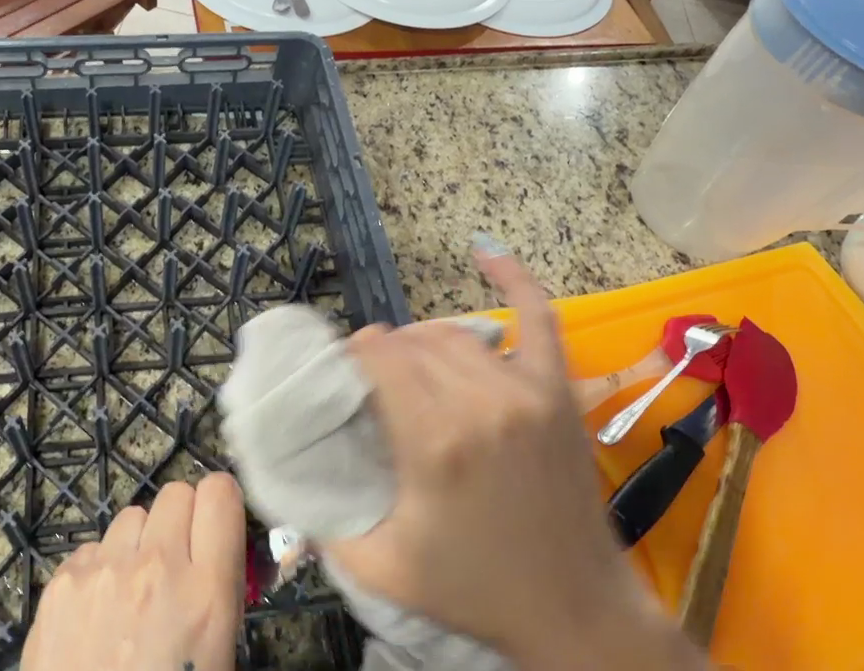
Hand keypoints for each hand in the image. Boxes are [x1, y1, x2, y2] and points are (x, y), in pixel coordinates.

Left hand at [22, 474, 246, 670]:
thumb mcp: (217, 653)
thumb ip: (220, 592)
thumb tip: (219, 554)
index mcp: (207, 592)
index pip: (220, 494)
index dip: (220, 507)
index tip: (216, 527)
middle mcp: (157, 567)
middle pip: (176, 493)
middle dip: (181, 521)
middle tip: (177, 563)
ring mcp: (104, 570)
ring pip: (133, 516)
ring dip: (140, 542)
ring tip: (134, 591)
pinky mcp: (61, 581)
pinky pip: (93, 546)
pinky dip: (101, 567)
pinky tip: (99, 610)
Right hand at [323, 238, 706, 670]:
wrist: (576, 612)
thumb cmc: (477, 590)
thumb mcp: (385, 567)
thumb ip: (326, 524)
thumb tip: (286, 480)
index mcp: (434, 441)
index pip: (378, 358)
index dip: (352, 358)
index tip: (343, 380)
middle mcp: (479, 403)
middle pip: (412, 344)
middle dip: (384, 356)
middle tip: (373, 385)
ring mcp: (526, 391)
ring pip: (455, 335)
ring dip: (424, 341)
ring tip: (411, 365)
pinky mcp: (558, 392)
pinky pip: (538, 318)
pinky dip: (514, 279)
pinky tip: (486, 251)